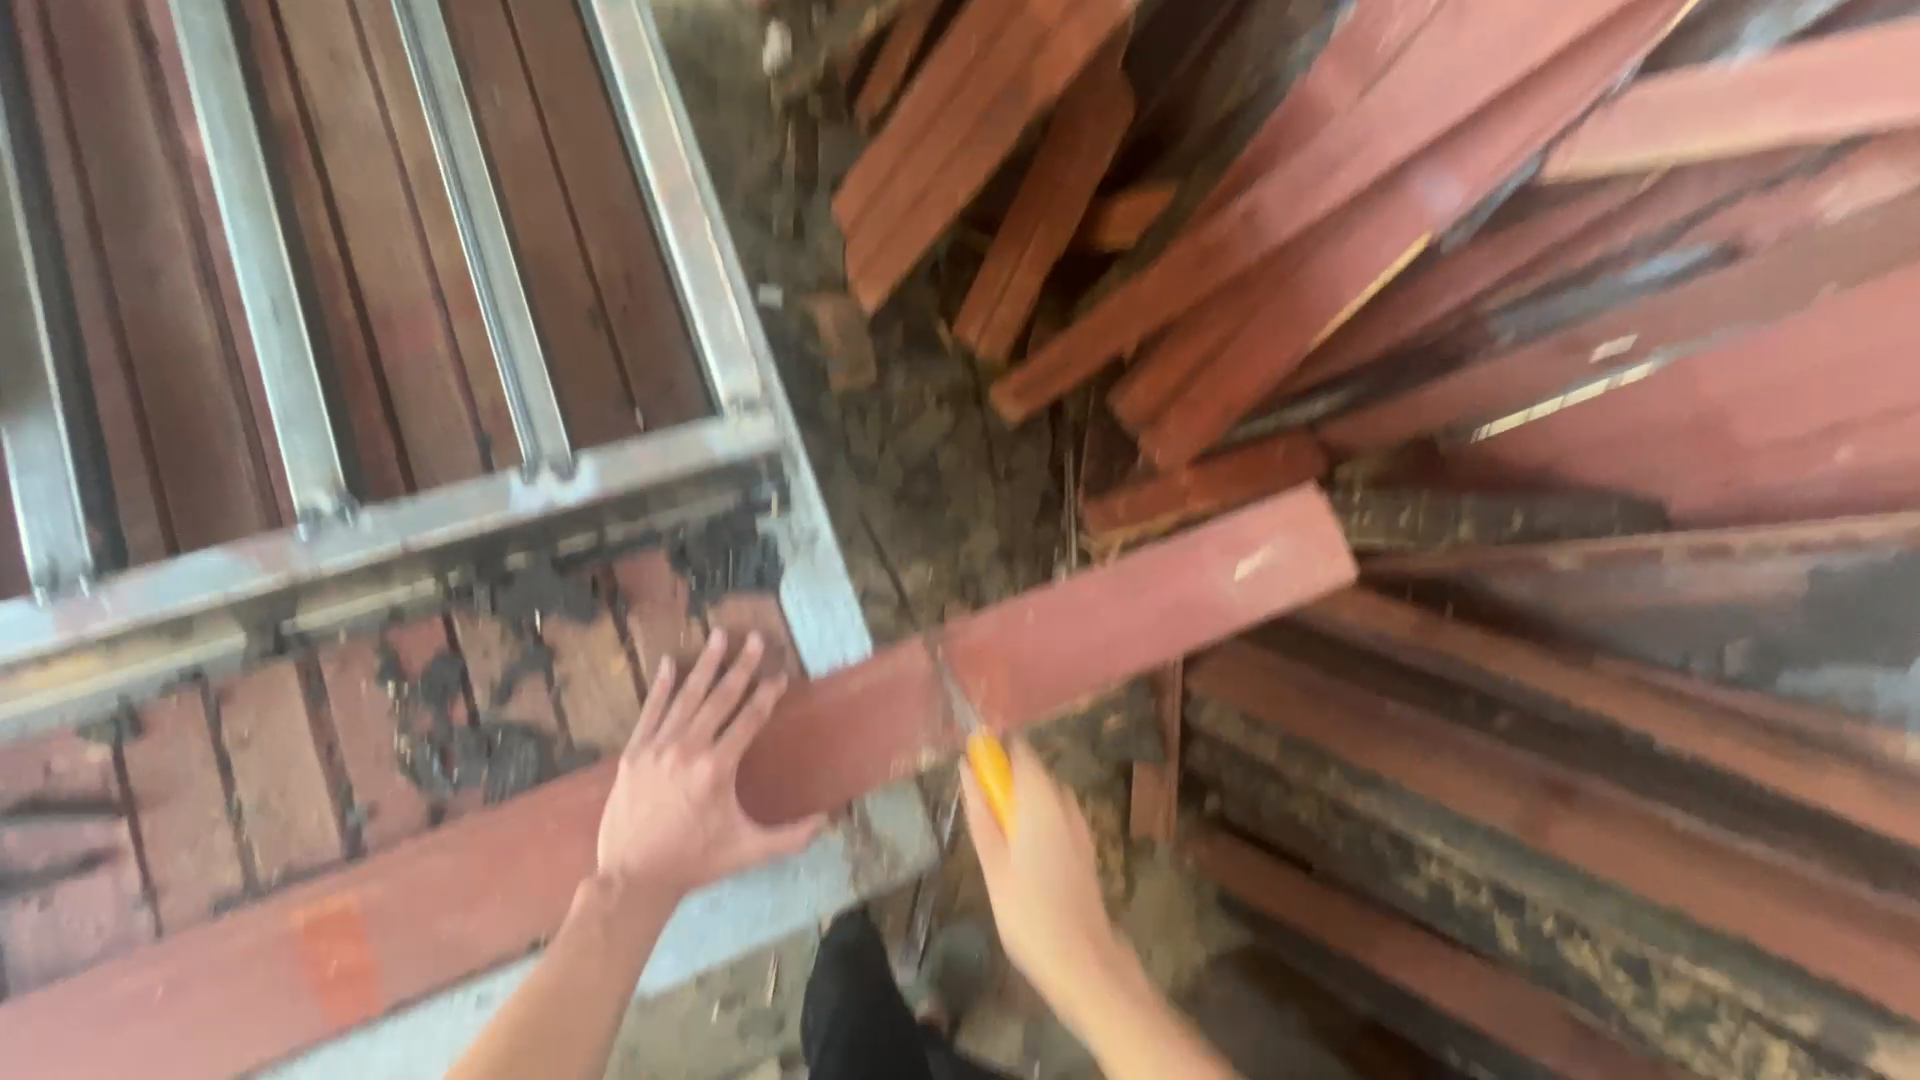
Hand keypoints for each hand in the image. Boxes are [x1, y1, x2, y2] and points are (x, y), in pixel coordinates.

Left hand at [596, 629, 825, 901]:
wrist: (633, 878)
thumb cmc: (695, 862)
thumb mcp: (748, 852)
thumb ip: (790, 837)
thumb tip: (828, 822)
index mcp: (717, 770)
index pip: (749, 720)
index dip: (767, 695)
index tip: (780, 675)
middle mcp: (687, 750)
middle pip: (720, 698)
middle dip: (741, 666)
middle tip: (756, 638)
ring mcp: (657, 749)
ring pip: (686, 698)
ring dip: (705, 665)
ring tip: (719, 636)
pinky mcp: (633, 754)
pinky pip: (650, 712)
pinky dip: (661, 686)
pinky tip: (670, 662)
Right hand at [961, 740, 1127, 1017]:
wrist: (1081, 959)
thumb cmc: (1027, 911)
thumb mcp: (992, 863)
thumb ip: (980, 812)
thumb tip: (966, 768)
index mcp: (1041, 799)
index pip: (1020, 752)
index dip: (996, 753)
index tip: (974, 766)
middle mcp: (1065, 803)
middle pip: (1034, 773)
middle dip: (1008, 783)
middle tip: (982, 814)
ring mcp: (1080, 824)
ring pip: (1047, 796)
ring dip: (1024, 804)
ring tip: (1000, 840)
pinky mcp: (1086, 846)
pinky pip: (1058, 817)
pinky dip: (1040, 821)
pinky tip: (1026, 855)